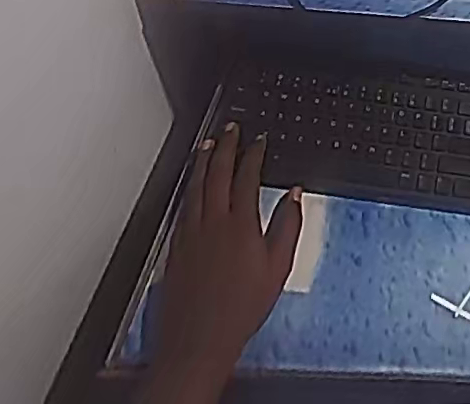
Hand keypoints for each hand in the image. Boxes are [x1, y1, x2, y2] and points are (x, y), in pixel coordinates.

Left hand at [142, 123, 302, 402]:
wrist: (198, 341)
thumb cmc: (240, 309)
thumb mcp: (277, 268)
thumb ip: (288, 225)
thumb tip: (294, 194)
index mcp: (240, 224)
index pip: (247, 176)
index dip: (253, 153)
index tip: (259, 140)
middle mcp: (213, 221)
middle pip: (218, 171)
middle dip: (226, 145)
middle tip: (232, 128)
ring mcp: (191, 231)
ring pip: (196, 183)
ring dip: (204, 159)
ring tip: (209, 142)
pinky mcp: (175, 243)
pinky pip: (183, 202)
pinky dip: (189, 184)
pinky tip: (192, 180)